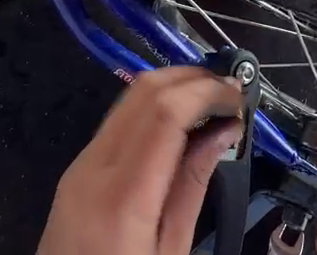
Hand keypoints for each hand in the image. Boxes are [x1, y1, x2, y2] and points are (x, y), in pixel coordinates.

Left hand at [37, 67, 243, 254]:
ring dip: (175, 86)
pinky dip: (156, 105)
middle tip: (230, 93)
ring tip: (212, 102)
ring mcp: (80, 165)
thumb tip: (226, 129)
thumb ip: (194, 184)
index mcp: (121, 198)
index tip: (239, 96)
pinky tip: (182, 120)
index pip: (166, 113)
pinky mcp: (78, 167)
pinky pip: (121, 117)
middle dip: (194, 79)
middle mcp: (93, 168)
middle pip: (145, 91)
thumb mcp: (170, 251)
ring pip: (131, 96)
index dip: (207, 91)